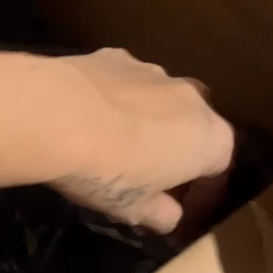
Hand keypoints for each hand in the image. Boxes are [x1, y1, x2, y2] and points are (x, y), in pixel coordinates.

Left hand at [49, 48, 234, 233]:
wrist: (54, 115)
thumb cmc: (107, 170)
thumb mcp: (135, 209)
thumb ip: (161, 215)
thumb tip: (169, 216)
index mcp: (210, 138)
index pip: (218, 171)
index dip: (201, 195)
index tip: (182, 211)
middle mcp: (191, 97)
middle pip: (192, 129)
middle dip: (177, 152)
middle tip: (152, 177)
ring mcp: (153, 70)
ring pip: (160, 100)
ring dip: (148, 122)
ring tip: (117, 144)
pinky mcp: (115, 56)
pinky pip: (124, 83)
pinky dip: (117, 99)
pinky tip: (90, 116)